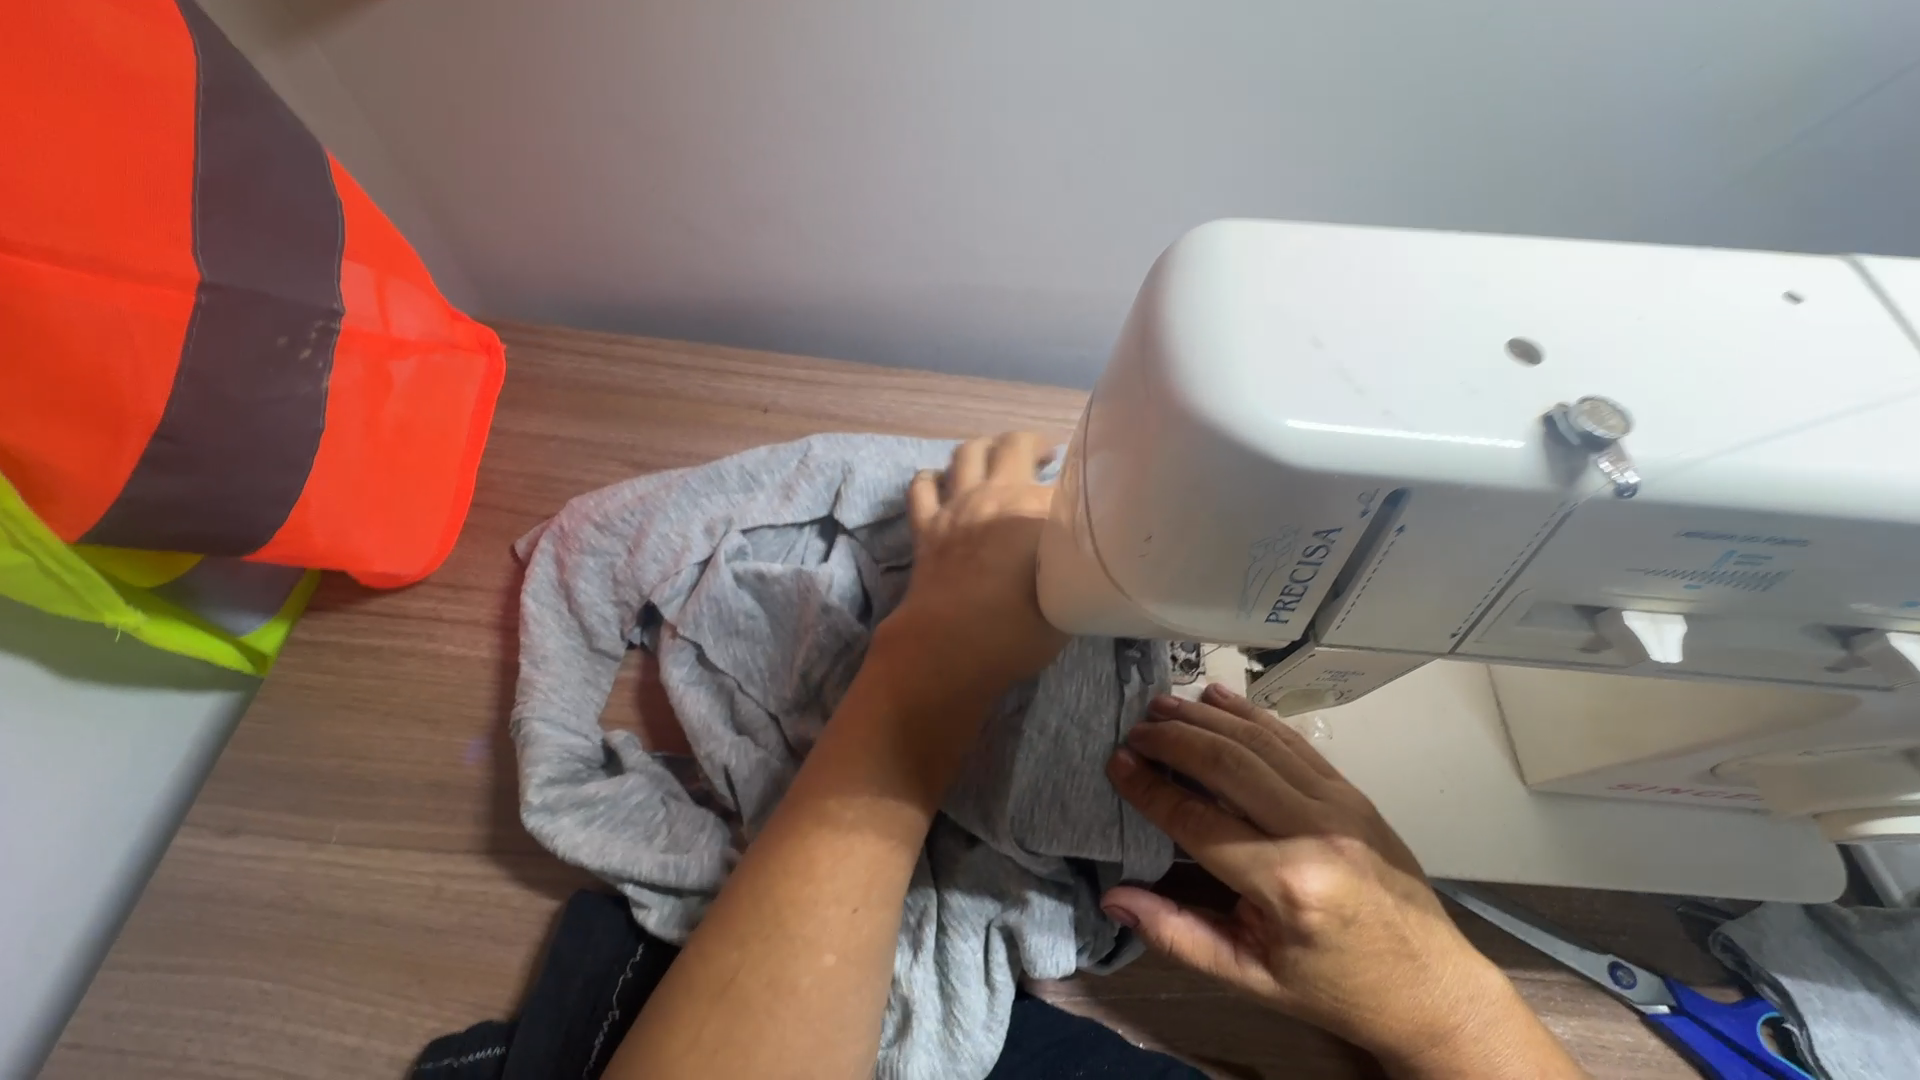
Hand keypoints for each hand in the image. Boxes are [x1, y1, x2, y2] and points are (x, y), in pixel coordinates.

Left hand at [878, 433, 1068, 693]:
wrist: (946, 648)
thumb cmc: (1013, 634)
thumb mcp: (1066, 606)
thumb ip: (1074, 575)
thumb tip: (1079, 566)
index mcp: (1036, 511)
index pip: (1064, 484)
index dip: (1077, 488)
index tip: (1085, 497)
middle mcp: (996, 495)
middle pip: (1015, 444)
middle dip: (1034, 444)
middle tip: (1045, 456)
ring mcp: (955, 506)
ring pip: (967, 452)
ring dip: (985, 448)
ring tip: (997, 459)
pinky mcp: (925, 525)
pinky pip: (922, 485)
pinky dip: (934, 478)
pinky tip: (943, 484)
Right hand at [1100, 685, 1560, 1073]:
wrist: (1432, 986)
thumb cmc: (1333, 986)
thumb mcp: (1251, 979)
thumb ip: (1178, 935)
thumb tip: (1113, 899)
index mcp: (1285, 884)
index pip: (1197, 819)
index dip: (1149, 788)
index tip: (1115, 762)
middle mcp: (1314, 831)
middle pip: (1226, 763)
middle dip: (1172, 739)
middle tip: (1134, 730)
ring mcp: (1339, 803)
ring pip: (1258, 741)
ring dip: (1205, 718)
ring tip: (1160, 704)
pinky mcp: (1351, 791)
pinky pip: (1291, 740)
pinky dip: (1249, 713)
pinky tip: (1215, 697)